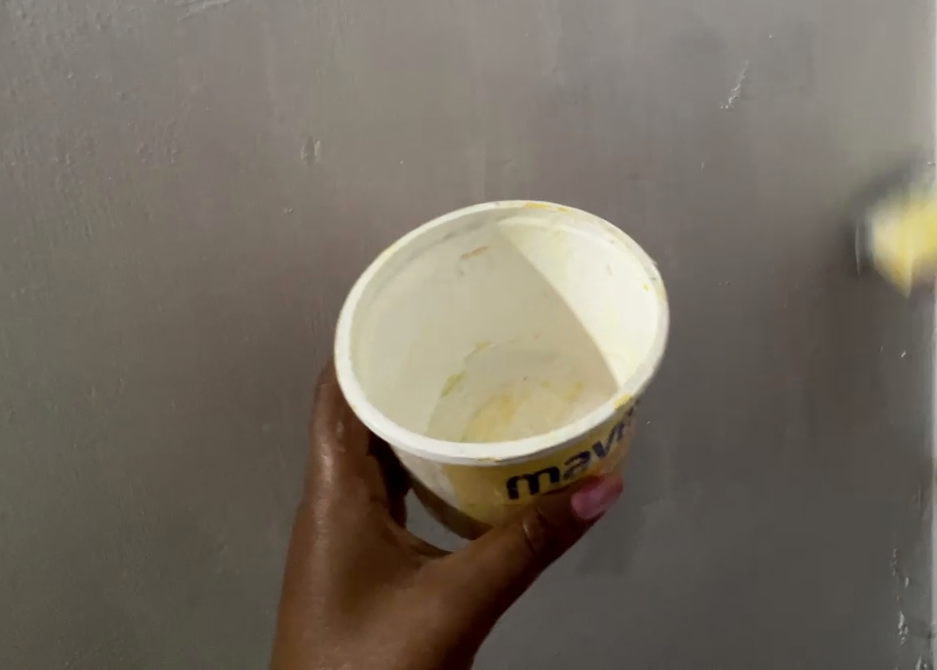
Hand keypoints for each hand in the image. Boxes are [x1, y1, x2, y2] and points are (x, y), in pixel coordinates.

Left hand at [271, 367, 622, 669]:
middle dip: (407, 368)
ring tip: (476, 380)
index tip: (418, 303)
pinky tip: (471, 461)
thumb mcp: (456, 602)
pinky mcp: (367, 560)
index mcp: (333, 491)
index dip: (366, 339)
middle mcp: (332, 500)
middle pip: (360, 411)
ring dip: (418, 415)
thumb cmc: (369, 669)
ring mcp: (347, 532)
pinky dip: (428, 462)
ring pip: (379, 449)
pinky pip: (396, 486)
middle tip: (467, 334)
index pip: (336, 388)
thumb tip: (605, 484)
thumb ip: (530, 543)